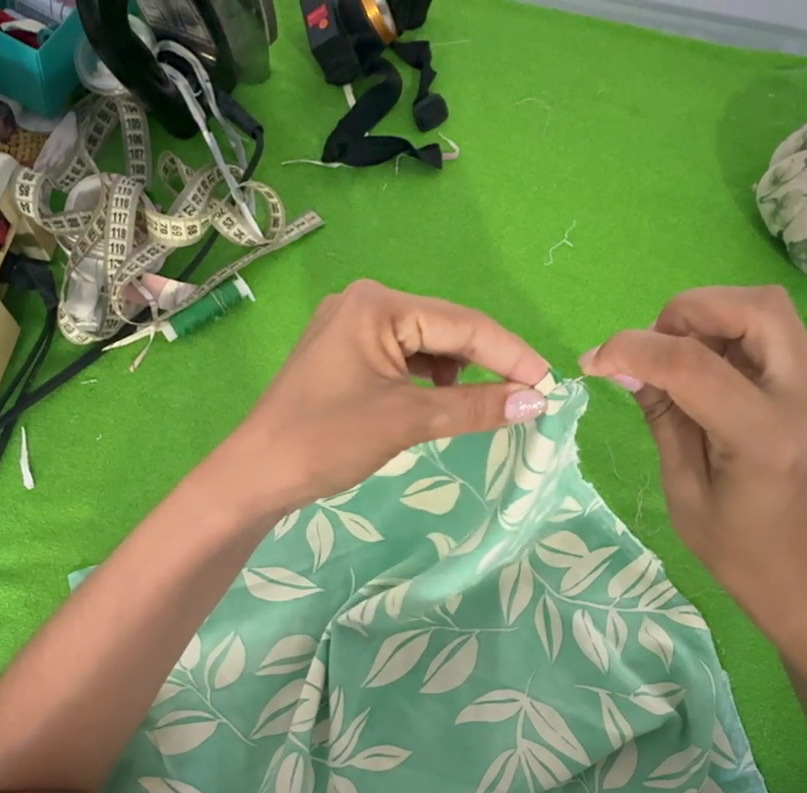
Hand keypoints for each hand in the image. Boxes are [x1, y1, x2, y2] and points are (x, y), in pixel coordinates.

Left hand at [223, 280, 551, 510]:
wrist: (256, 475)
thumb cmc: (327, 441)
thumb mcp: (407, 421)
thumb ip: (474, 406)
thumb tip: (536, 401)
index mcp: (376, 306)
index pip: (462, 324)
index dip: (511, 355)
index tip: (550, 385)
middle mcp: (363, 303)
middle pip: (444, 329)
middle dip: (485, 363)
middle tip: (526, 399)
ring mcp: (349, 328)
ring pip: (424, 345)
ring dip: (456, 374)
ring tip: (475, 407)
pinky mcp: (343, 355)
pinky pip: (401, 359)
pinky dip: (426, 381)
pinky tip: (435, 403)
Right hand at [580, 286, 806, 623]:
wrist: (792, 570)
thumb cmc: (728, 545)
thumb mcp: (680, 486)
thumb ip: (661, 416)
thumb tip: (622, 365)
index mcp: (764, 439)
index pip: (696, 366)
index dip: (636, 349)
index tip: (595, 359)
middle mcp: (805, 402)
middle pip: (758, 308)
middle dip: (691, 310)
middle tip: (653, 344)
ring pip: (770, 311)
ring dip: (711, 317)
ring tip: (673, 355)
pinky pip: (773, 338)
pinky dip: (728, 336)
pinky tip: (701, 372)